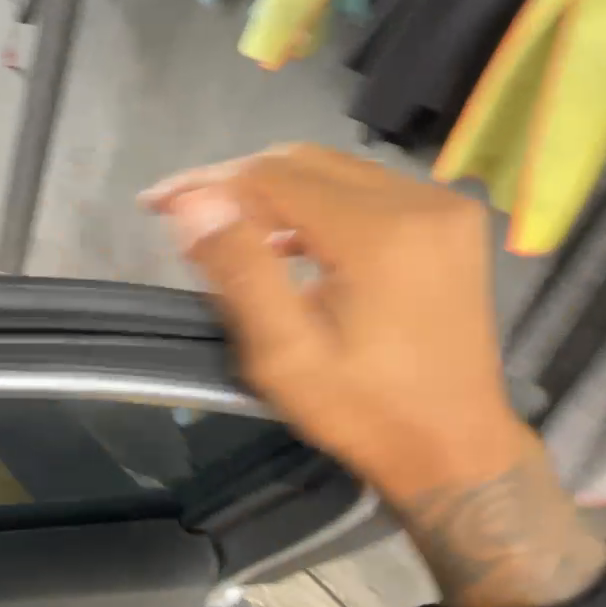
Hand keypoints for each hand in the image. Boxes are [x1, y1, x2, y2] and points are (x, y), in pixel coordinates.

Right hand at [141, 144, 524, 500]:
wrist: (451, 443)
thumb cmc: (359, 407)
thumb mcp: (283, 352)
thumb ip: (240, 271)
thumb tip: (194, 205)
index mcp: (379, 233)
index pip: (272, 177)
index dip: (206, 183)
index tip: (153, 203)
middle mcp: (419, 202)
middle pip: (303, 163)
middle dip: (232, 180)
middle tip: (176, 211)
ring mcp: (442, 209)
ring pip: (332, 171)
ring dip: (268, 189)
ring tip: (218, 226)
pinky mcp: (447, 225)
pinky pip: (362, 190)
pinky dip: (309, 203)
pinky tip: (279, 239)